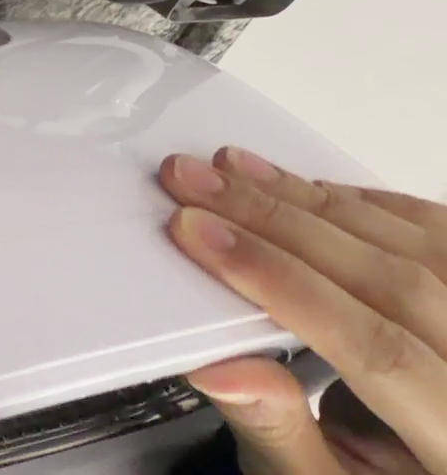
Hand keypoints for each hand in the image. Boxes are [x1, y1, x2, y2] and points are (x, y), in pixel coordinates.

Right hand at [160, 148, 446, 474]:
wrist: (429, 467)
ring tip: (230, 170)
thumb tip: (221, 369)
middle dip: (274, 219)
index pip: (377, 347)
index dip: (278, 280)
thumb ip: (276, 431)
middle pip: (396, 283)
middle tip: (192, 181)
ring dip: (309, 200)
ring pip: (419, 248)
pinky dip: (367, 203)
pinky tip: (305, 188)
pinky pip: (443, 235)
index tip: (195, 231)